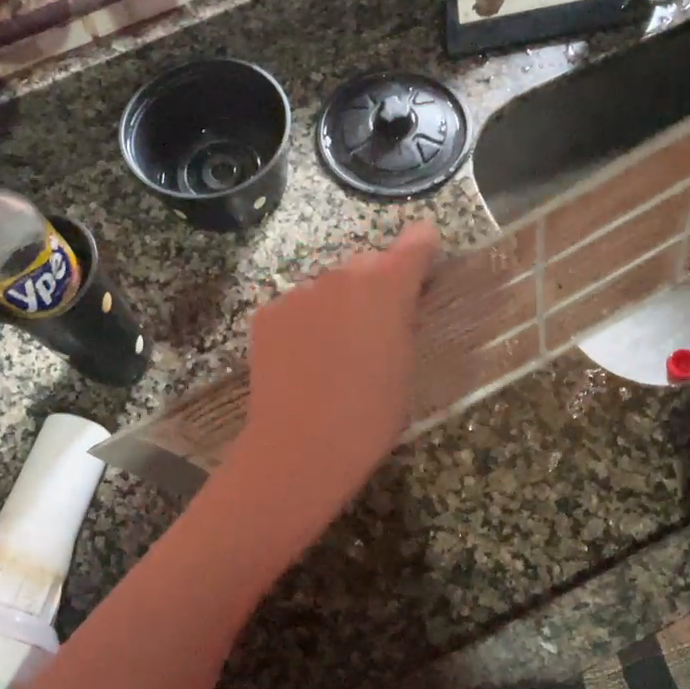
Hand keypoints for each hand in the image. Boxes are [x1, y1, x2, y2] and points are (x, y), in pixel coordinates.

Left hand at [232, 221, 440, 508]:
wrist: (302, 445)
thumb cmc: (370, 414)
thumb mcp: (406, 367)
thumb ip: (404, 323)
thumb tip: (399, 307)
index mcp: (388, 286)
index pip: (416, 242)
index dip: (422, 251)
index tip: (423, 266)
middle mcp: (342, 275)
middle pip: (366, 265)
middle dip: (373, 288)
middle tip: (373, 333)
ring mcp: (299, 292)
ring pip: (326, 289)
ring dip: (334, 307)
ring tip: (332, 355)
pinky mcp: (267, 313)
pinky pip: (294, 309)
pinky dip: (301, 326)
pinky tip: (301, 362)